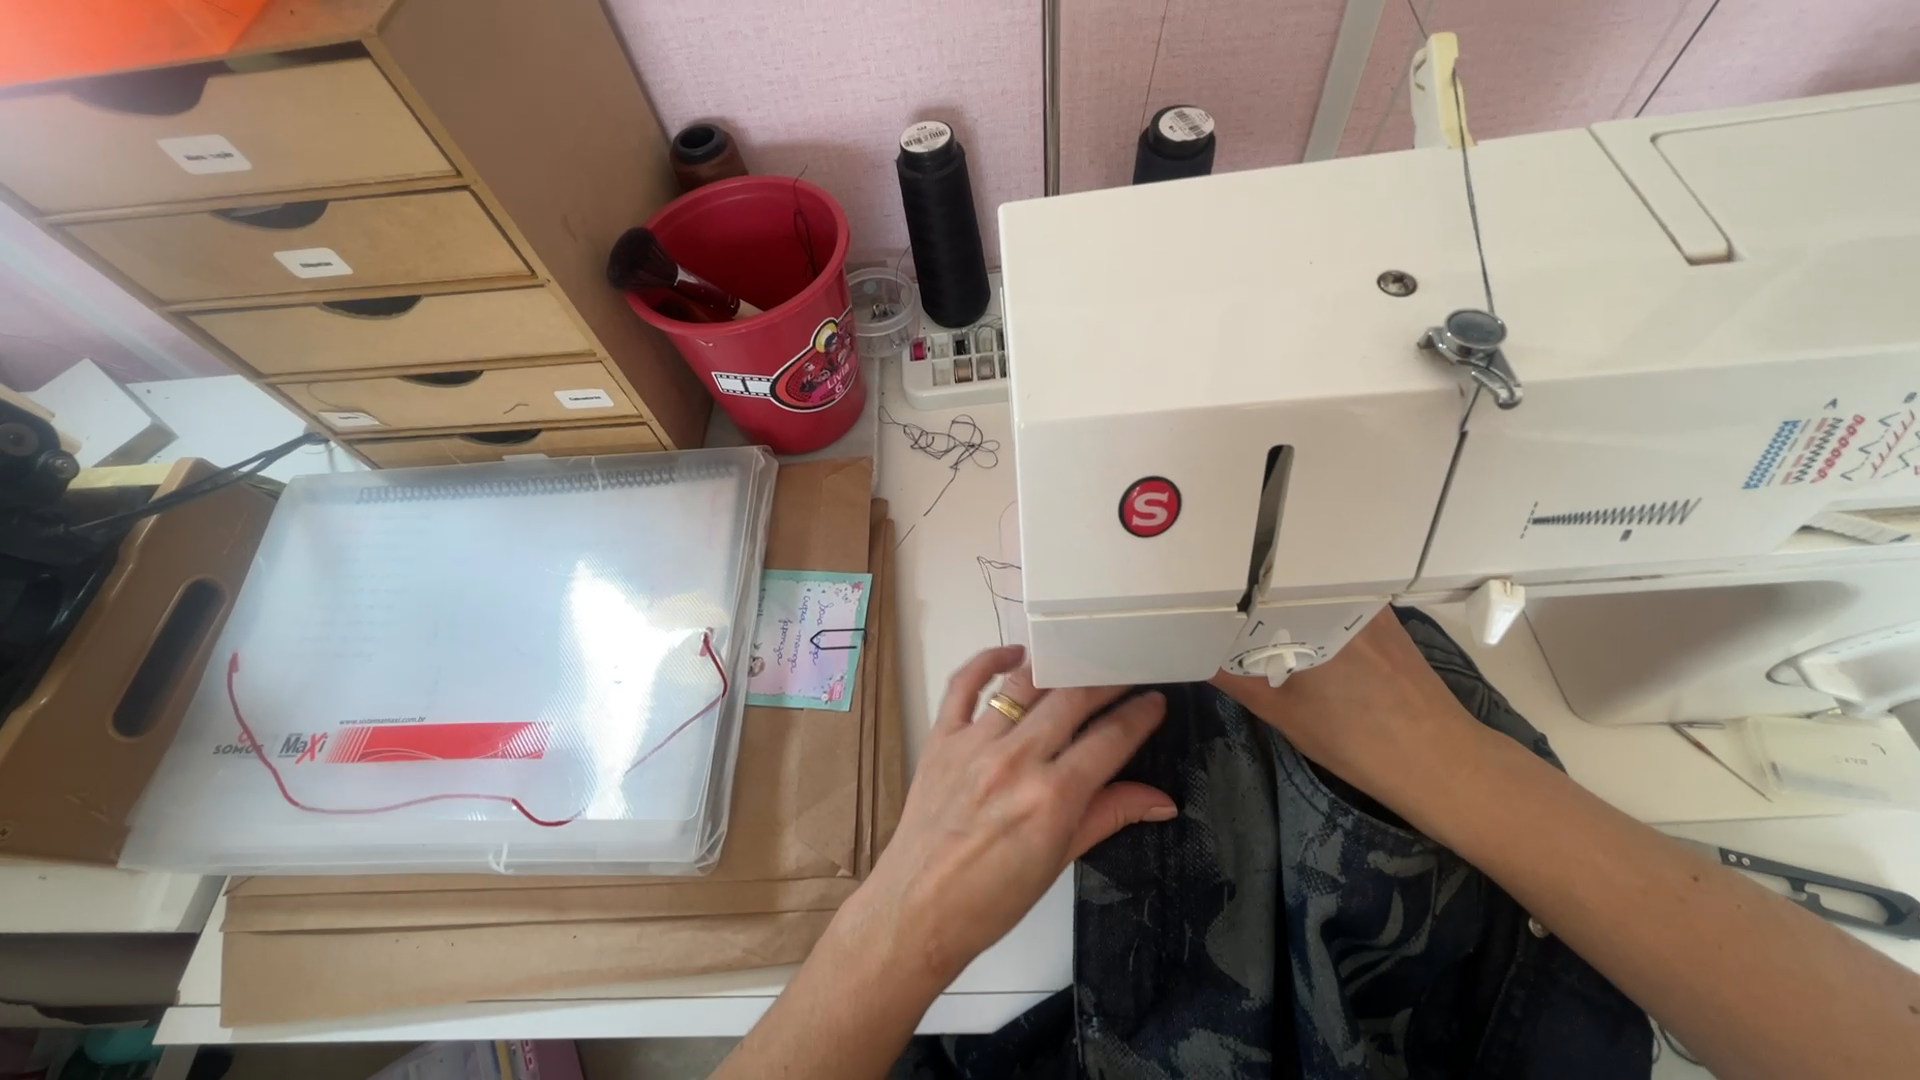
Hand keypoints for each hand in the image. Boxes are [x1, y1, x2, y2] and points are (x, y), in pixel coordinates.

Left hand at [853, 644, 1172, 988]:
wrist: (917, 910)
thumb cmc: (991, 898)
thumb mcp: (1059, 861)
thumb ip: (1108, 816)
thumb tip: (1161, 800)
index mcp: (1052, 797)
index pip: (1110, 740)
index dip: (1139, 715)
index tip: (1154, 700)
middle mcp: (1016, 760)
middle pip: (1073, 701)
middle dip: (1107, 682)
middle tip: (1125, 672)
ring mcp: (974, 744)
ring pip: (1025, 686)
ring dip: (1057, 668)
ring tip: (1079, 660)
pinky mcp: (941, 738)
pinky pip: (963, 685)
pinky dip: (987, 661)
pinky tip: (1013, 653)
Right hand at [1210, 609, 1484, 801]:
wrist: (1439, 760)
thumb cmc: (1356, 741)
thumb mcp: (1281, 712)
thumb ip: (1233, 675)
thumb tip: (1192, 650)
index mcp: (1308, 615)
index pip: (1249, 591)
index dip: (1220, 595)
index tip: (1197, 604)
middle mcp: (1337, 597)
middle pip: (1277, 586)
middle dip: (1247, 598)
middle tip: (1217, 610)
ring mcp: (1365, 601)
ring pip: (1306, 592)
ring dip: (1279, 603)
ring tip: (1253, 620)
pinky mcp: (1383, 613)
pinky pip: (1333, 601)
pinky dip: (1311, 612)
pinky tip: (1299, 632)